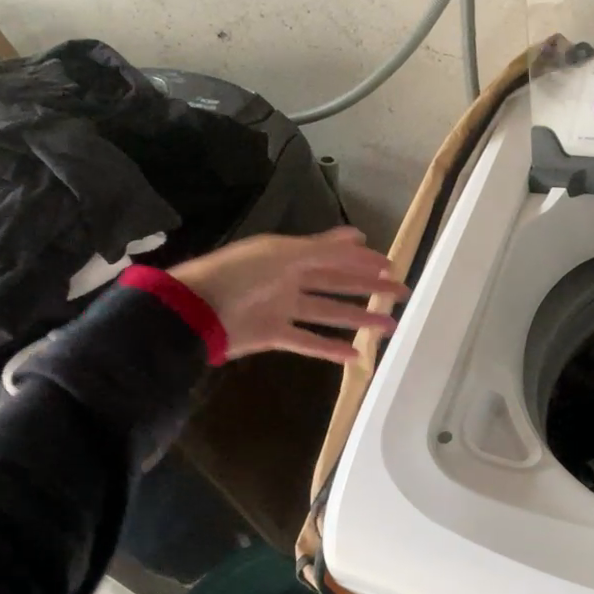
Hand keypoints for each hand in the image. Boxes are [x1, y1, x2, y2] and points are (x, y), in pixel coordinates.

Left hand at [168, 227, 408, 364]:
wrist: (194, 311)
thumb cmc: (239, 275)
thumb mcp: (284, 255)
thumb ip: (324, 250)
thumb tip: (360, 238)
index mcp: (289, 253)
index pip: (334, 253)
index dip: (362, 257)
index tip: (390, 263)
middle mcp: (288, 278)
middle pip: (336, 281)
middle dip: (368, 286)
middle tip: (400, 292)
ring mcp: (281, 307)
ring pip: (328, 312)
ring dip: (358, 317)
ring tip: (389, 325)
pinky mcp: (273, 334)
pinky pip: (308, 341)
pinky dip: (330, 349)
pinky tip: (356, 355)